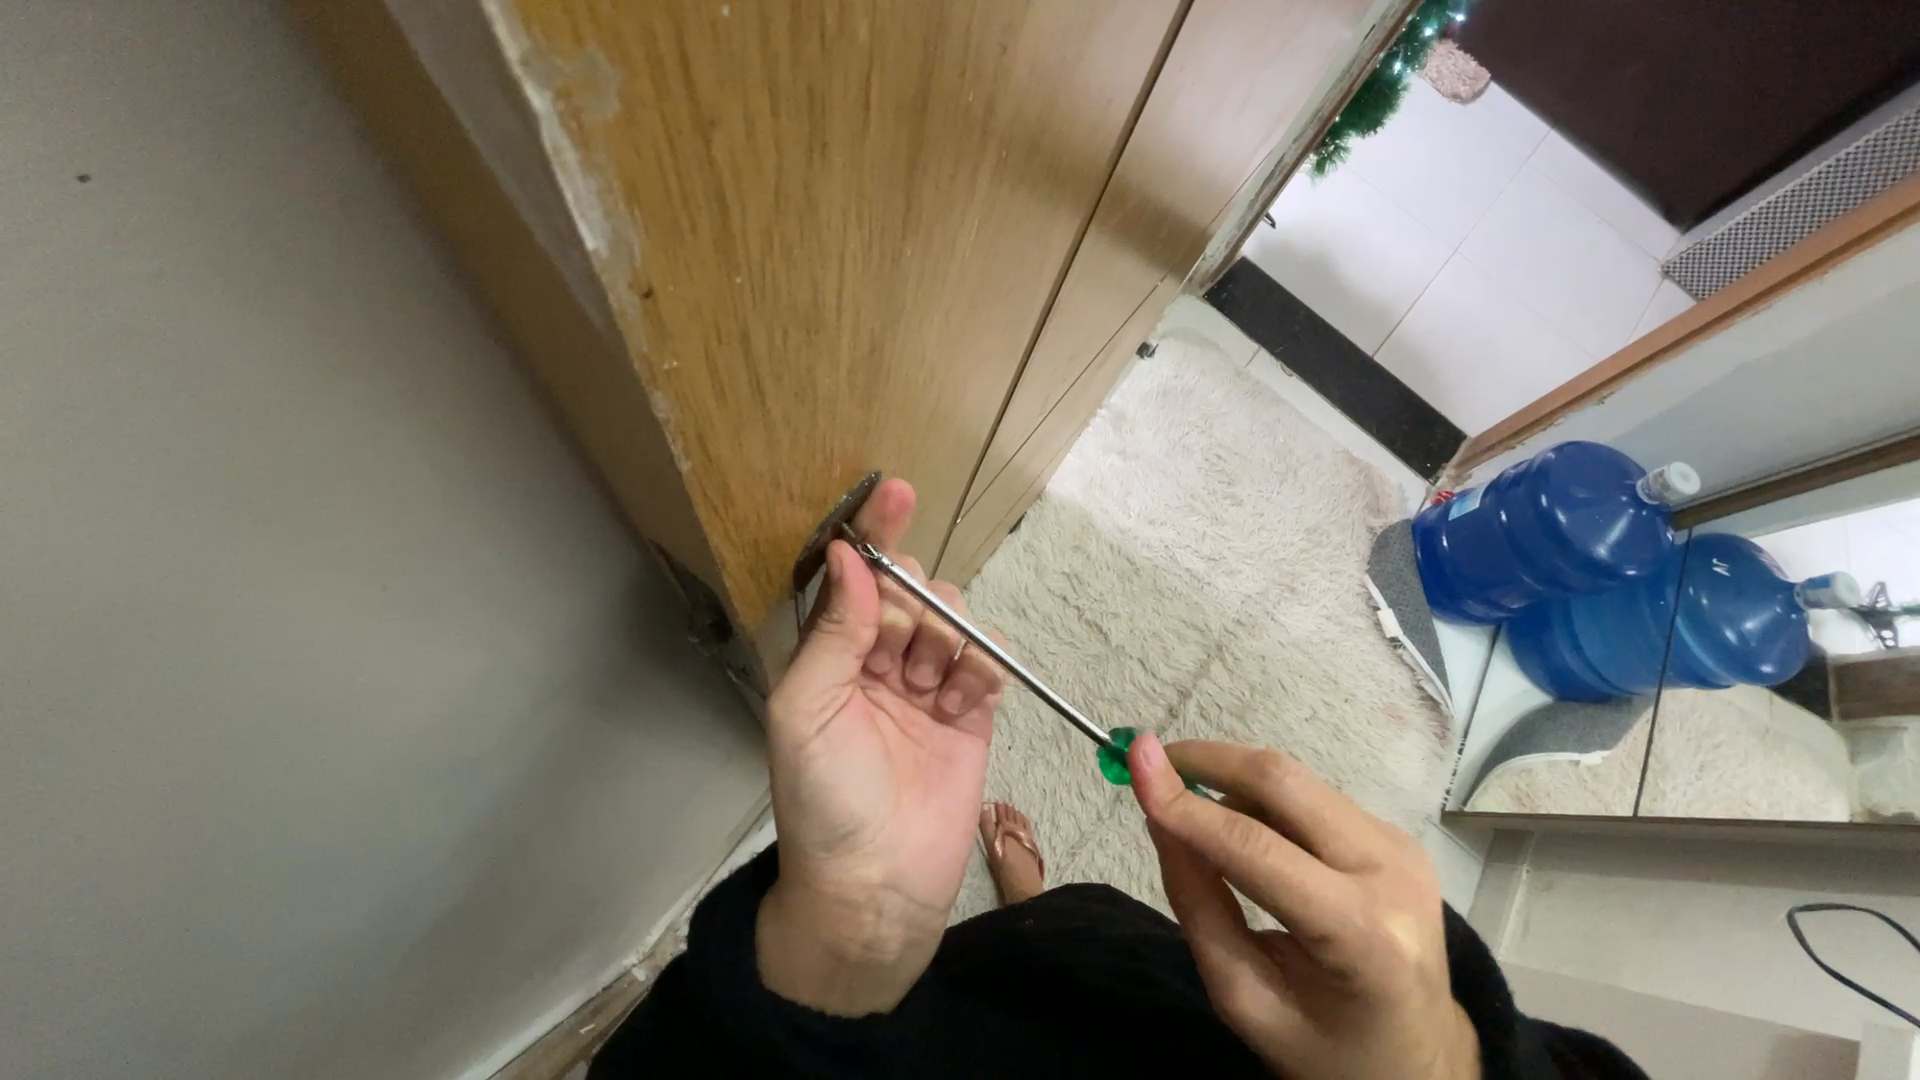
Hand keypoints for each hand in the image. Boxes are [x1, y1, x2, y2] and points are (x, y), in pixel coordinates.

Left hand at [756, 479, 1003, 1014]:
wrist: (877, 885)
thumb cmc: (824, 797)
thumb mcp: (808, 709)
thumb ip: (833, 630)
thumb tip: (847, 554)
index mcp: (830, 655)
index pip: (856, 578)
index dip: (874, 534)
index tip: (896, 492)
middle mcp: (878, 660)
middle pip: (913, 591)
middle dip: (914, 607)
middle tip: (901, 656)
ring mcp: (927, 684)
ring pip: (953, 619)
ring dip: (946, 642)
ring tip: (929, 694)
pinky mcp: (970, 711)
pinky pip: (987, 659)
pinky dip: (980, 668)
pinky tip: (961, 705)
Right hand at [1128, 734, 1480, 1079]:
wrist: (1418, 1062)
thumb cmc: (1322, 1043)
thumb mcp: (1241, 995)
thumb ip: (1195, 901)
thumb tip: (1158, 813)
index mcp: (1360, 935)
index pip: (1254, 846)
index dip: (1186, 801)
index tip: (1133, 759)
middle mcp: (1390, 873)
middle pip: (1282, 782)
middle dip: (1207, 759)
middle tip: (1154, 762)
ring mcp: (1399, 846)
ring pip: (1294, 780)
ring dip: (1232, 782)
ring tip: (1203, 823)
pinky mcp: (1396, 834)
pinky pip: (1310, 794)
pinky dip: (1261, 799)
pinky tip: (1251, 835)